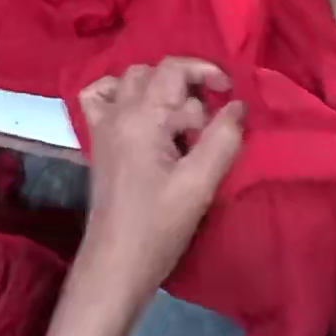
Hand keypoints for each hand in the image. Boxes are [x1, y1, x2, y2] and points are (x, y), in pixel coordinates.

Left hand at [76, 58, 244, 316]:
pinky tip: (140, 114)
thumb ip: (223, 138)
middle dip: (186, 85)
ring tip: (179, 120)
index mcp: (142, 117)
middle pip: (153, 71)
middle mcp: (117, 113)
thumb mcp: (200, 184)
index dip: (205, 71)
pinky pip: (100, 98)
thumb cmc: (158, 227)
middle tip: (207, 119)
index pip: (172, 68)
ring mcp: (102, 126)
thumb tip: (237, 104)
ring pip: (129, 81)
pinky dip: (120, 94)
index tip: (229, 92)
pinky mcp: (97, 142)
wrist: (114, 266)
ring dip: (159, 90)